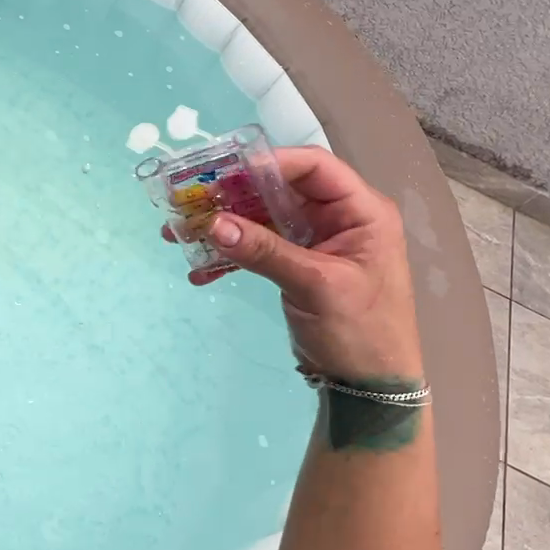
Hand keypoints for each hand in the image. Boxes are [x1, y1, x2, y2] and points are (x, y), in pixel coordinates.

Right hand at [164, 147, 423, 381]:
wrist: (369, 385)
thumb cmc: (360, 330)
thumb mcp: (315, 286)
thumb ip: (265, 251)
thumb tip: (213, 224)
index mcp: (360, 211)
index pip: (312, 168)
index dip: (268, 164)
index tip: (222, 174)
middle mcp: (337, 218)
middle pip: (278, 190)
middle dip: (232, 196)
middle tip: (188, 201)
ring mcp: (314, 242)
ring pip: (261, 219)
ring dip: (222, 227)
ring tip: (179, 234)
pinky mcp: (295, 265)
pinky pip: (256, 248)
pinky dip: (228, 257)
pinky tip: (199, 271)